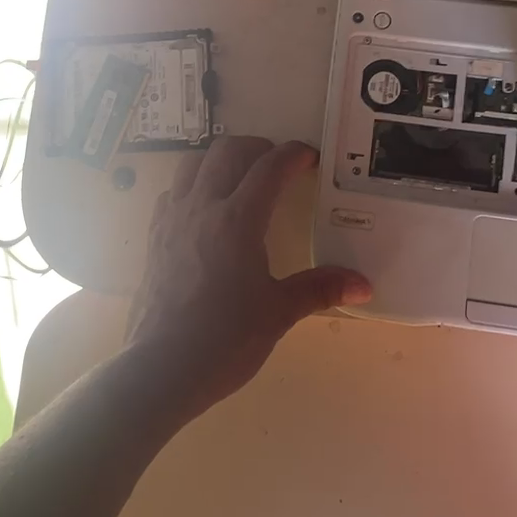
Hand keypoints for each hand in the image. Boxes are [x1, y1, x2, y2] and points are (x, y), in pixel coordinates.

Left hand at [126, 137, 371, 417]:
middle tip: (278, 167)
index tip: (310, 158)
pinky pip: (173, 191)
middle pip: (227, 150)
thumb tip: (363, 284)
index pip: (270, 167)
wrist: (162, 369)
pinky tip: (205, 209)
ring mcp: (172, 218)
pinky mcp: (153, 236)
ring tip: (240, 179)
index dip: (294, 155)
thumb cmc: (226, 339)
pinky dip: (193, 185)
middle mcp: (202, 206)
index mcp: (238, 218)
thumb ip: (320, 289)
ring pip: (193, 163)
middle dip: (257, 148)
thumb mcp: (279, 312)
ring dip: (220, 159)